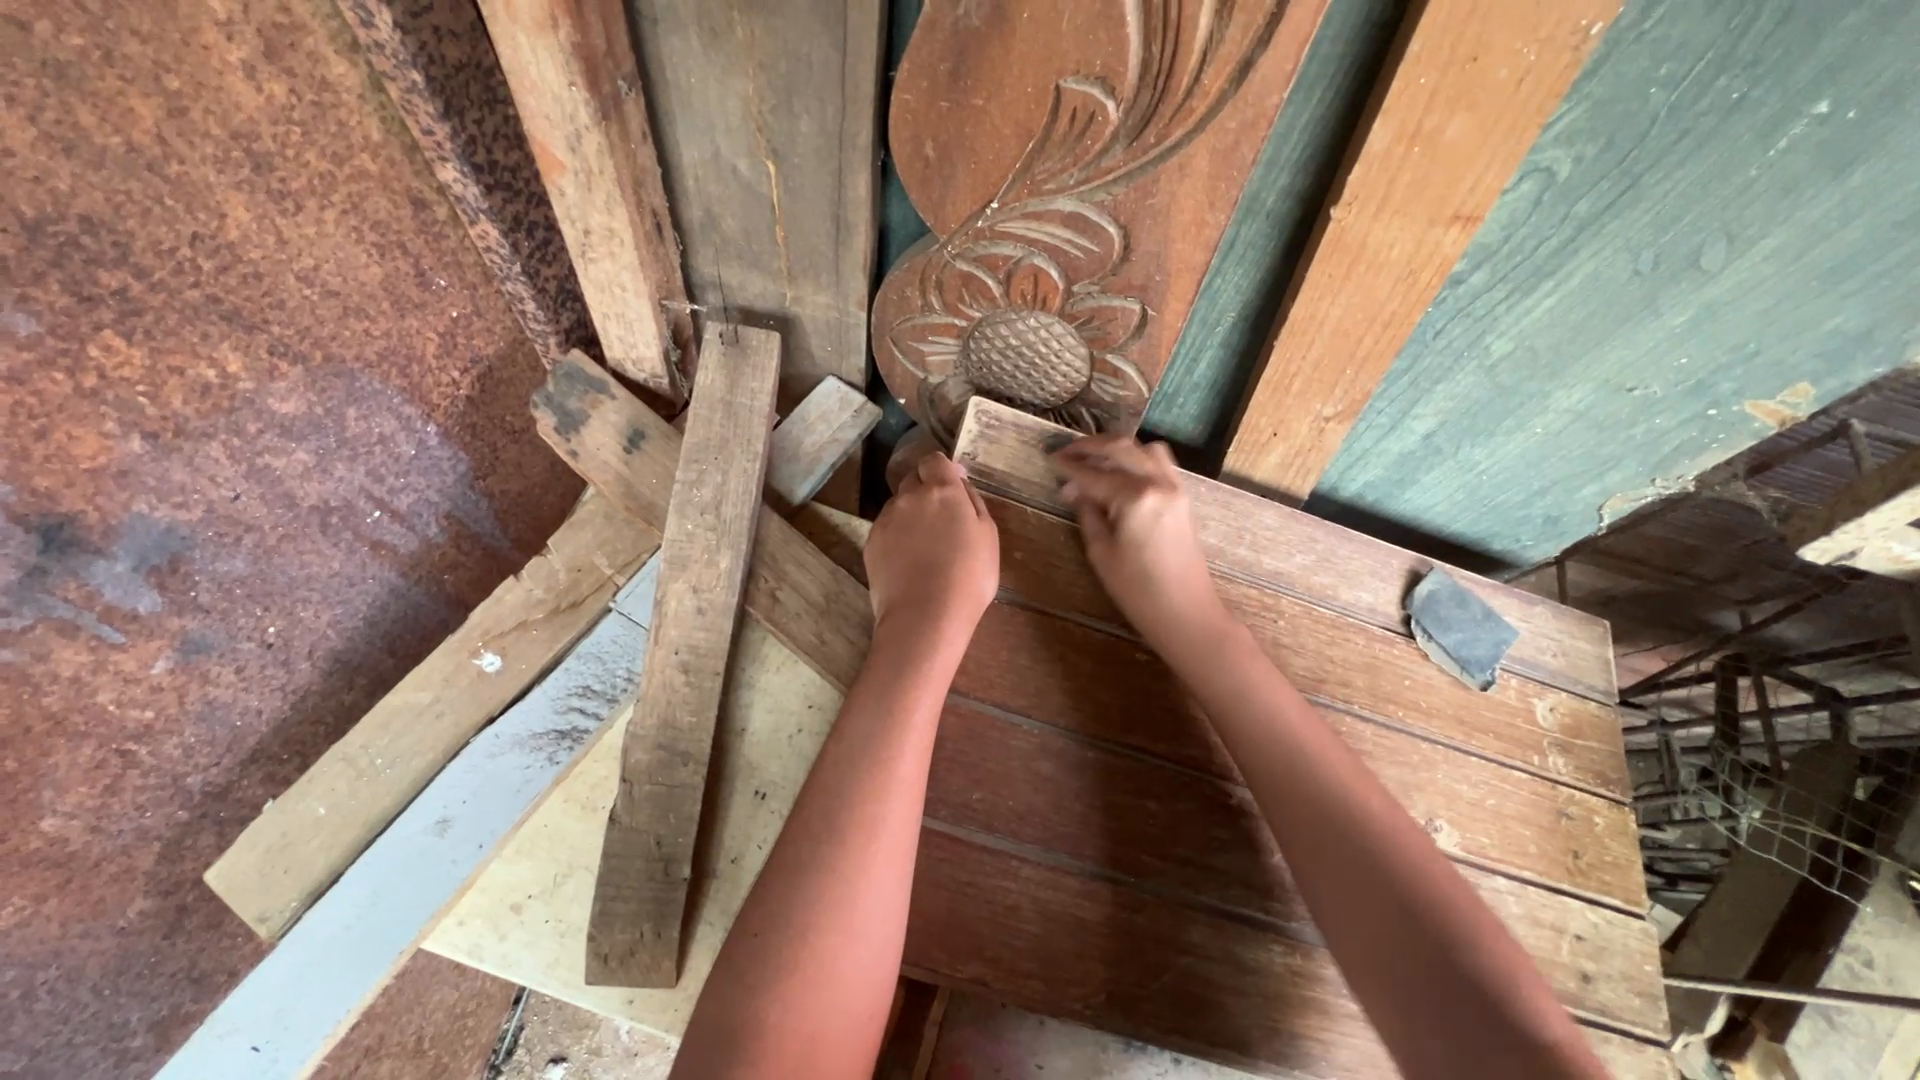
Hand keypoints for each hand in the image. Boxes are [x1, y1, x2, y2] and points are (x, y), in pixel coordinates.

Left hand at [865, 452, 999, 641]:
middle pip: (913, 480)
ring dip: (911, 515)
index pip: (934, 461)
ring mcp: (886, 519)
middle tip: (941, 520)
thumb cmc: (968, 577)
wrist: (924, 615)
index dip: (943, 470)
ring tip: (925, 547)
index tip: (954, 486)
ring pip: (898, 506)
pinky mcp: (870, 542)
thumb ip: (973, 502)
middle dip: (926, 490)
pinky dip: (897, 537)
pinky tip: (909, 562)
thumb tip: (960, 484)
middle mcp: (910, 497)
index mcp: (942, 491)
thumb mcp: (988, 536)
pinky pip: (886, 529)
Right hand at [1052, 435, 1229, 651]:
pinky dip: (1138, 458)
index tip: (1049, 460)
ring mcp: (1175, 487)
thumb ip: (1088, 514)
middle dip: (1089, 446)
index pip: (1093, 474)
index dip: (1068, 466)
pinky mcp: (1183, 497)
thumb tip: (1074, 491)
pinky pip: (1160, 462)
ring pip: (1144, 448)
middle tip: (1066, 453)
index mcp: (1133, 498)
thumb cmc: (1137, 590)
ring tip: (1094, 459)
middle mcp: (1157, 483)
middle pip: (1120, 448)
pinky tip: (1121, 473)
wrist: (1186, 611)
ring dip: (1117, 448)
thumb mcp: (1101, 553)